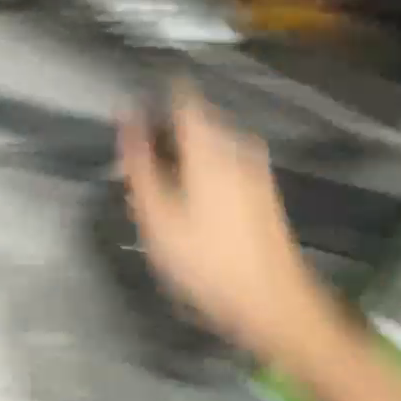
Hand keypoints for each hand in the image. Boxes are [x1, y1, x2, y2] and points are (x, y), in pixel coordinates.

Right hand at [117, 86, 343, 366]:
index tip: (136, 99)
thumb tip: (125, 115)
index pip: (182, 99)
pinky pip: (224, 164)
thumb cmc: (206, 260)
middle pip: (197, 122)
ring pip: (210, 145)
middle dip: (166, 131)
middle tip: (138, 156)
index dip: (158, 93)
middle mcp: (237, 150)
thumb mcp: (156, 214)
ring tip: (158, 183)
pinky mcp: (264, 194)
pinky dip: (201, 172)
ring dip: (183, 155)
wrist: (275, 307)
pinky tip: (187, 203)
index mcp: (209, 148)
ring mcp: (256, 172)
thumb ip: (138, 162)